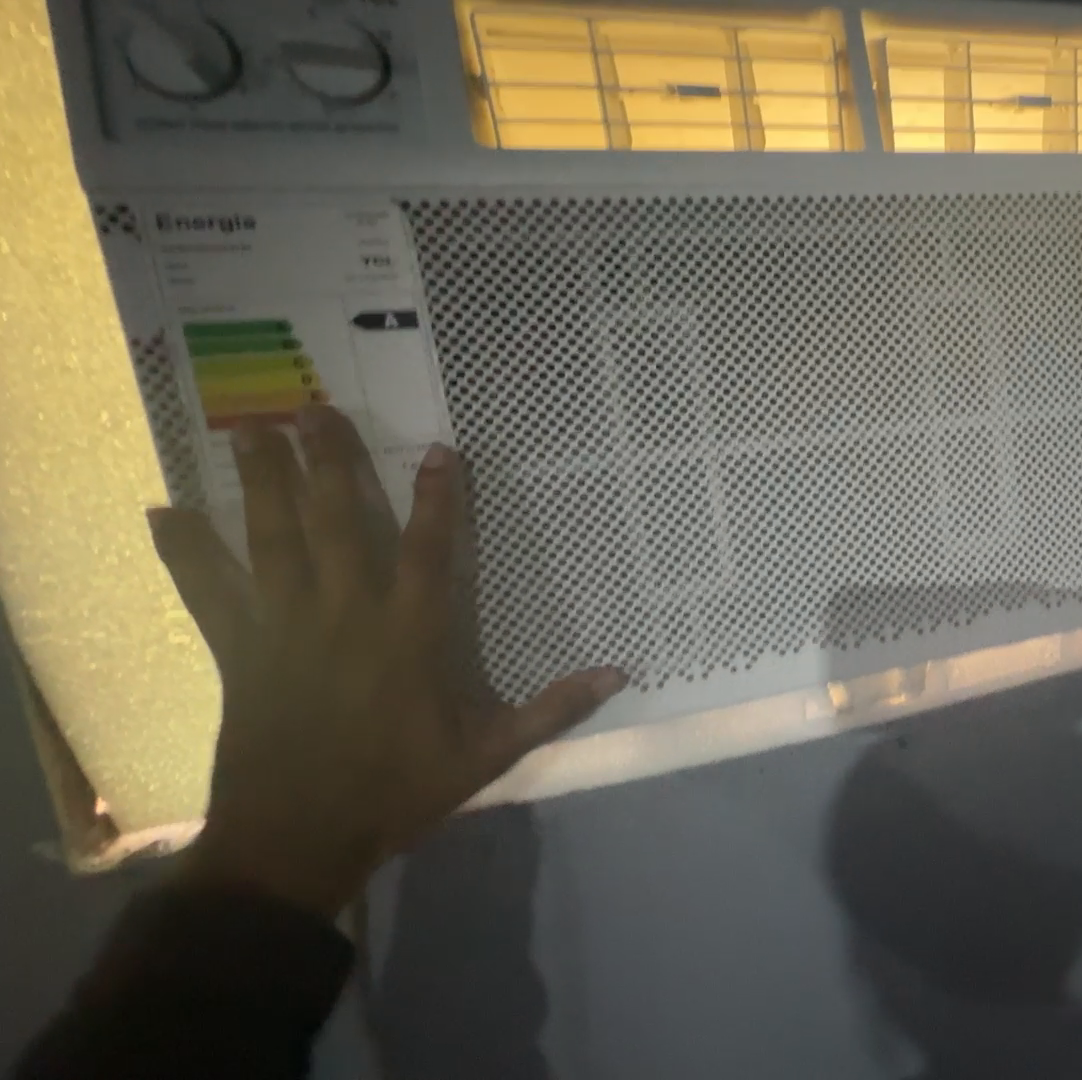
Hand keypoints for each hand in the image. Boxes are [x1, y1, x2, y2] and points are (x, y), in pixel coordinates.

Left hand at [148, 406, 624, 917]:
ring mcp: (284, 632)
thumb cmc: (400, 789)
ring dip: (265, 487)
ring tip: (252, 433)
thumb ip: (552, 709)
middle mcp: (346, 619)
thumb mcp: (489, 754)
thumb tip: (620, 673)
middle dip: (330, 466)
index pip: (429, 554)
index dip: (438, 501)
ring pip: (273, 544)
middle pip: (338, 528)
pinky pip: (208, 593)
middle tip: (313, 408)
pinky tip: (162, 512)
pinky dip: (184, 552)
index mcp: (410, 639)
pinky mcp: (239, 654)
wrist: (296, 841)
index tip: (439, 450)